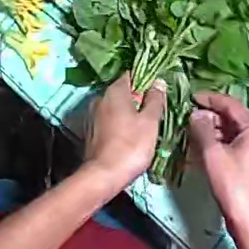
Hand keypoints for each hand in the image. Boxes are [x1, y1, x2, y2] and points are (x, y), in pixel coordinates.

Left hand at [83, 74, 166, 190]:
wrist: (103, 174)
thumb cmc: (131, 145)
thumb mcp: (149, 122)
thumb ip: (154, 100)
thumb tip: (158, 81)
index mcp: (115, 91)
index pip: (131, 75)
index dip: (146, 80)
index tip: (158, 91)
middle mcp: (100, 97)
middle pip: (123, 91)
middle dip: (138, 98)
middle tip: (154, 112)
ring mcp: (93, 113)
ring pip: (115, 106)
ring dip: (128, 112)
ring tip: (144, 126)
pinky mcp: (90, 129)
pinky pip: (108, 119)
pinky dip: (118, 123)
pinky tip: (128, 136)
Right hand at [190, 91, 248, 248]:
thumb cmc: (234, 186)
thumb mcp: (212, 153)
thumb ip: (202, 128)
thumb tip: (196, 113)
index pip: (230, 104)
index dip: (209, 98)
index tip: (190, 97)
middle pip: (234, 117)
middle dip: (210, 115)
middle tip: (188, 117)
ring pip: (235, 132)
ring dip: (215, 129)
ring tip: (193, 131)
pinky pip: (238, 144)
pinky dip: (222, 142)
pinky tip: (205, 147)